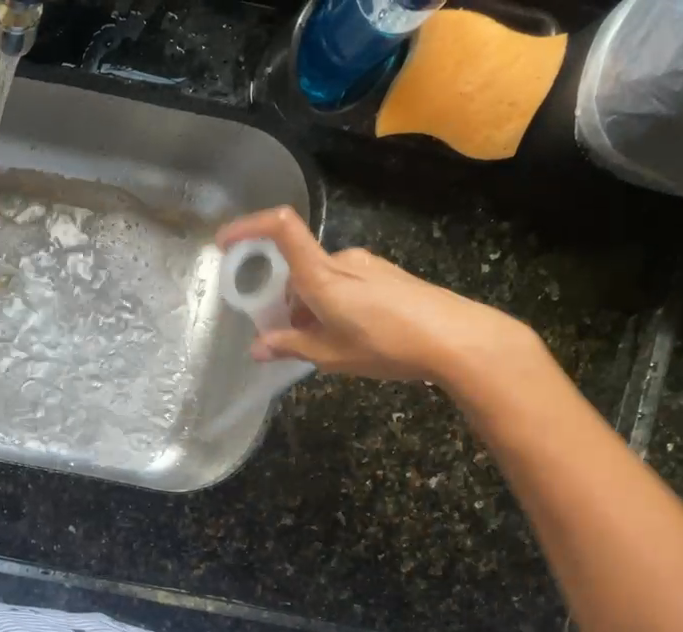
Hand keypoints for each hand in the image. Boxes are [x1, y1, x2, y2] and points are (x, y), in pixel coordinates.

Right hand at [216, 207, 544, 386]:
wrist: (457, 340)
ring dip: (306, 308)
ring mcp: (365, 266)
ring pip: (317, 280)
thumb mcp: (329, 354)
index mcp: (321, 276)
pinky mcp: (383, 275)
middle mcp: (342, 261)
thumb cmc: (388, 345)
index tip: (225, 242)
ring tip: (319, 345)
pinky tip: (345, 336)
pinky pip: (340, 284)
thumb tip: (257, 347)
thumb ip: (289, 346)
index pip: (282, 230)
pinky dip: (328, 306)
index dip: (249, 227)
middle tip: (282, 338)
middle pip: (295, 269)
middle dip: (280, 301)